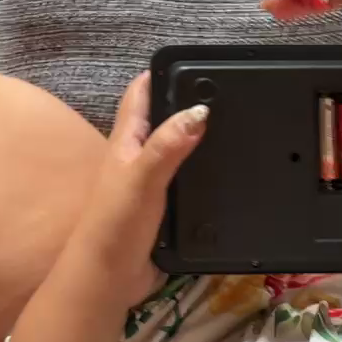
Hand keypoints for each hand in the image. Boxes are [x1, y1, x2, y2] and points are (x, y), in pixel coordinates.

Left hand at [58, 71, 209, 308]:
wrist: (108, 280)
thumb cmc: (117, 224)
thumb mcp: (143, 178)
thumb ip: (168, 144)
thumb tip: (199, 110)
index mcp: (126, 140)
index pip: (141, 94)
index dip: (161, 74)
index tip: (193, 61)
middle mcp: (137, 155)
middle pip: (162, 118)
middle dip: (186, 102)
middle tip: (225, 91)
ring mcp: (150, 181)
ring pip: (176, 149)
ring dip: (197, 138)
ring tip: (233, 126)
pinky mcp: (163, 207)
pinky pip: (186, 179)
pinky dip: (202, 171)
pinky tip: (225, 173)